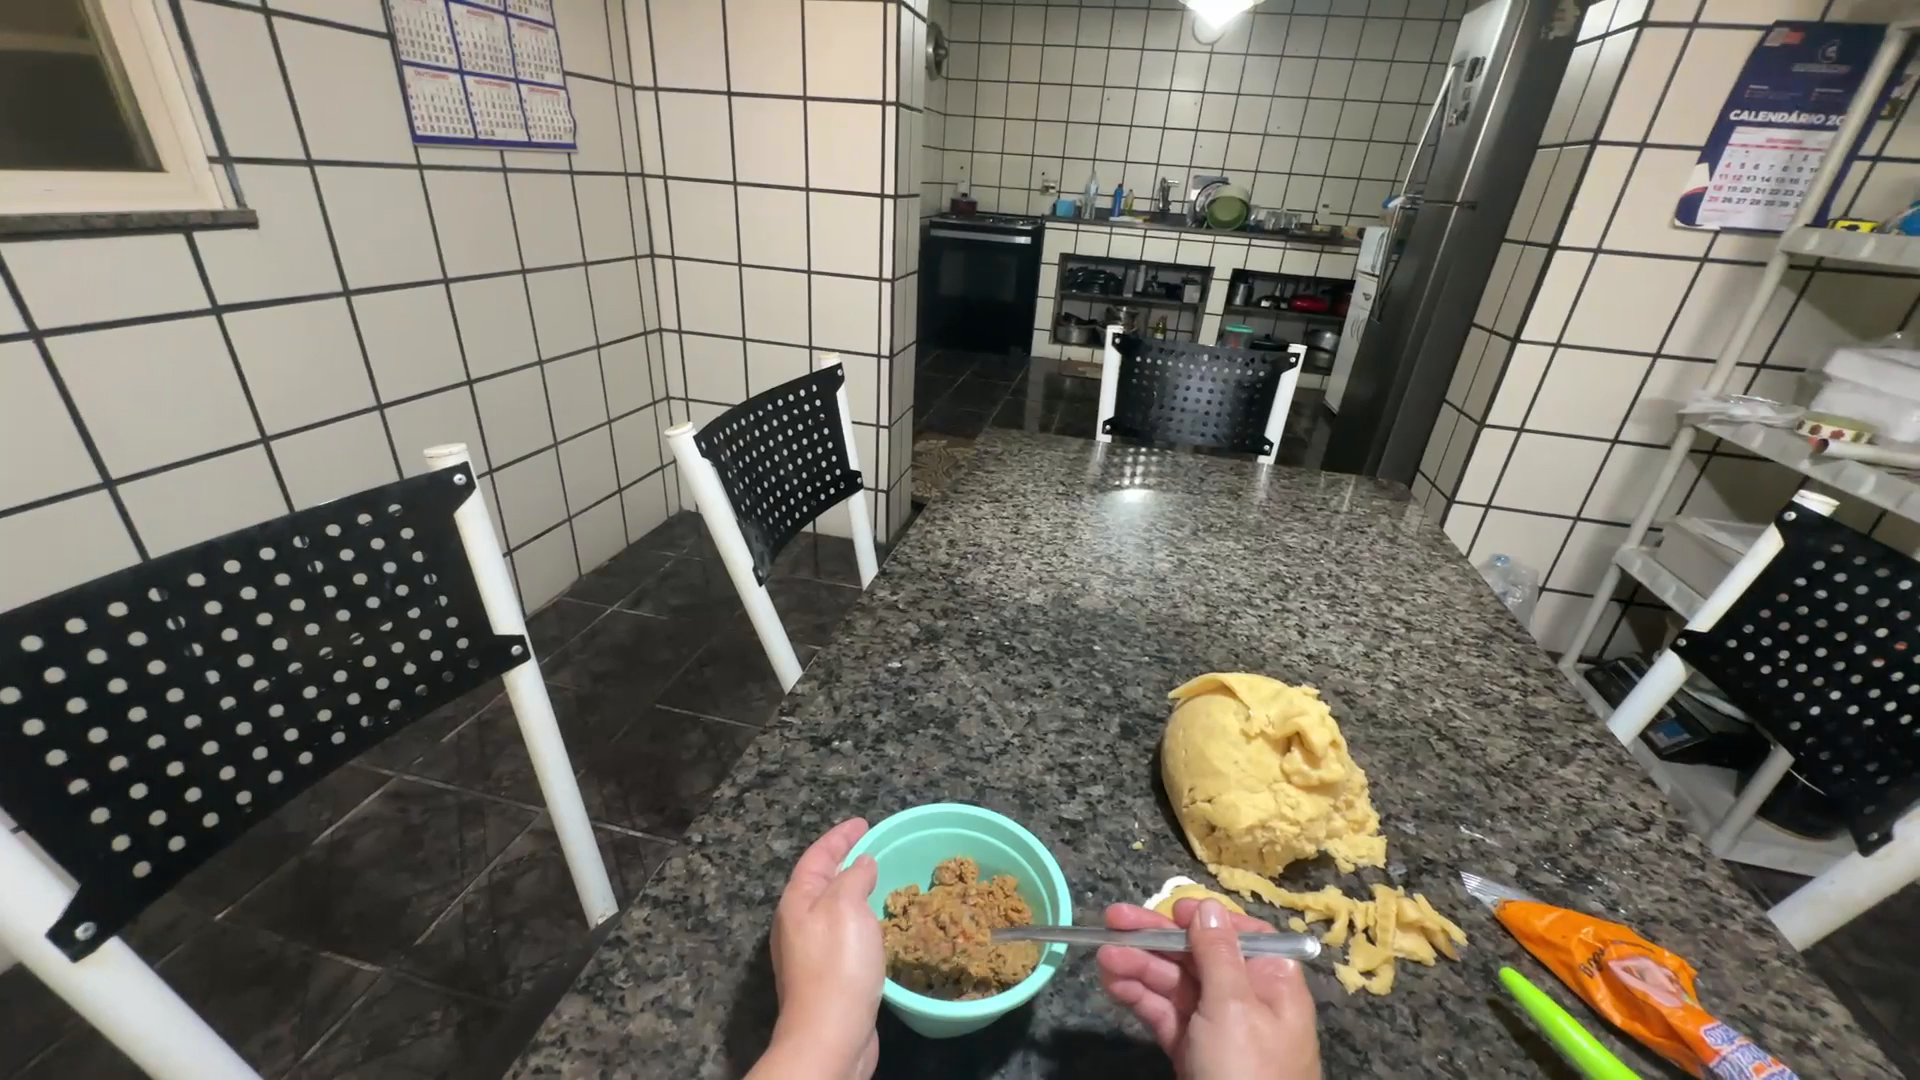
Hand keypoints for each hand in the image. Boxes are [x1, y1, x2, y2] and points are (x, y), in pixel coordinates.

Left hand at [756, 818, 884, 1079]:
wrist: (829, 1037)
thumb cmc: (837, 964)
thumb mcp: (847, 906)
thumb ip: (854, 877)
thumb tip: (862, 864)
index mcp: (798, 900)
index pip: (818, 855)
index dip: (841, 835)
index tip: (863, 821)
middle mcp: (798, 922)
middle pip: (821, 879)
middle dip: (845, 860)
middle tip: (872, 845)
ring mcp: (809, 951)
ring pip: (833, 906)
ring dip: (854, 890)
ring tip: (878, 879)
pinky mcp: (827, 975)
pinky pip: (843, 931)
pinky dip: (860, 918)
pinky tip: (877, 925)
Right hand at [1097, 899, 1320, 1079]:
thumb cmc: (1247, 1074)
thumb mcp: (1234, 1008)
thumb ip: (1216, 953)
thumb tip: (1208, 906)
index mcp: (1270, 983)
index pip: (1239, 935)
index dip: (1204, 920)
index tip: (1173, 910)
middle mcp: (1244, 998)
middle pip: (1195, 954)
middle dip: (1153, 938)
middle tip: (1110, 919)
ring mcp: (1215, 1026)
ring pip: (1172, 982)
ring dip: (1137, 966)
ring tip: (1101, 957)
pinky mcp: (1190, 1050)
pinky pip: (1162, 1011)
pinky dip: (1137, 996)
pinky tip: (1111, 983)